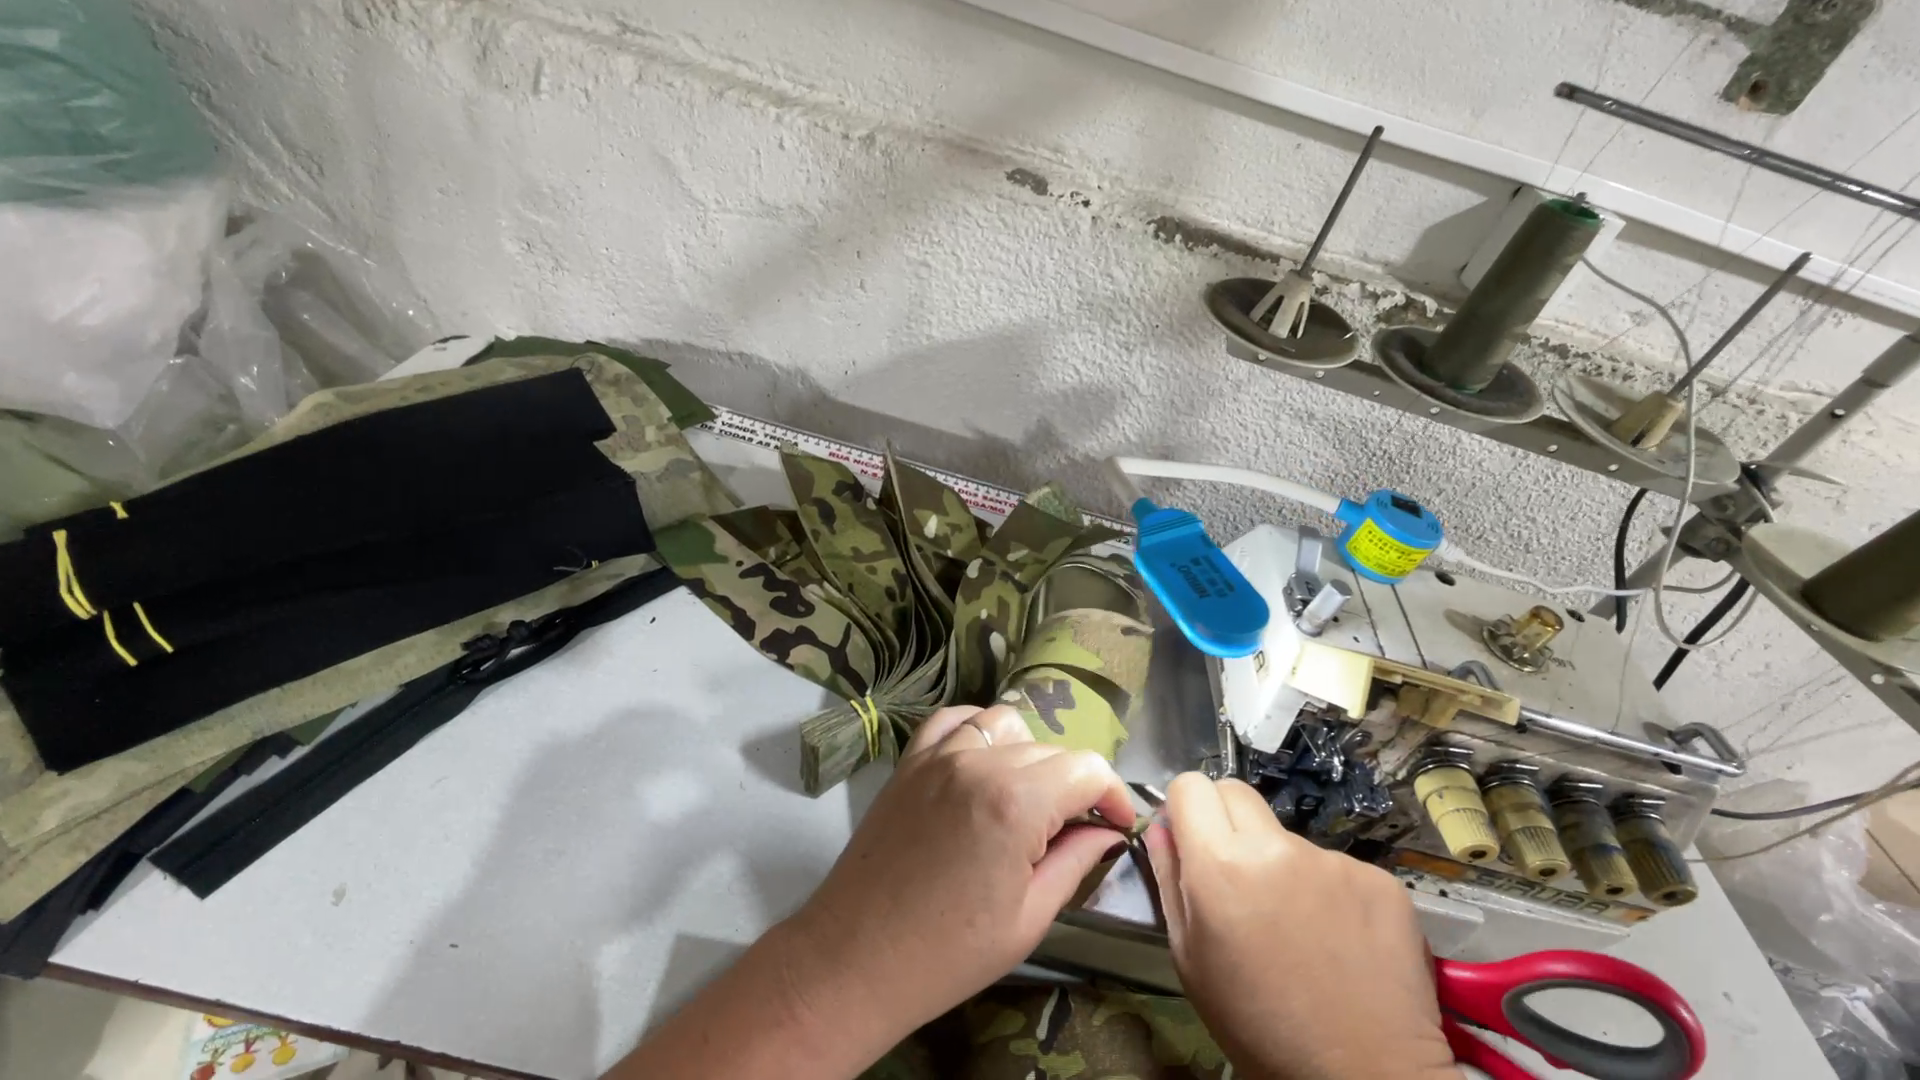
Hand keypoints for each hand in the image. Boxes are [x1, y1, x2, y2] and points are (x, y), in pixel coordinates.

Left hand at [779, 704, 1133, 1042]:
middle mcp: (979, 763)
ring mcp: (938, 756)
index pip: (1088, 769)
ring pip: (1006, 725)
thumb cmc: (948, 955)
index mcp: (1016, 802)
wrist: (854, 960)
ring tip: (1028, 800)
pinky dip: (978, 732)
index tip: (1117, 826)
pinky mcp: (909, 762)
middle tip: (1074, 832)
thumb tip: (1108, 831)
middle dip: (1075, 786)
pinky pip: (953, 721)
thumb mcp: (1029, 919)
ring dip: (1030, 754)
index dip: (1113, 795)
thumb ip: (1076, 861)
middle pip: (1051, 750)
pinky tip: (985, 764)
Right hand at [1145, 773, 1456, 1079]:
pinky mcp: (1379, 879)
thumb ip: (1170, 880)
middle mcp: (1276, 846)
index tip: (1191, 838)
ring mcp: (1333, 859)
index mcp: (1220, 865)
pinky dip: (1328, 891)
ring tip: (1295, 926)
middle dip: (1226, 820)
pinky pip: (1336, 866)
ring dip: (1280, 864)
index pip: (1191, 786)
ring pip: (1287, 836)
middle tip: (1235, 873)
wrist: (1364, 1077)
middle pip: (1237, 792)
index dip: (1185, 808)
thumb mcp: (1189, 957)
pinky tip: (1337, 939)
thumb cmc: (1257, 1025)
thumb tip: (1163, 828)